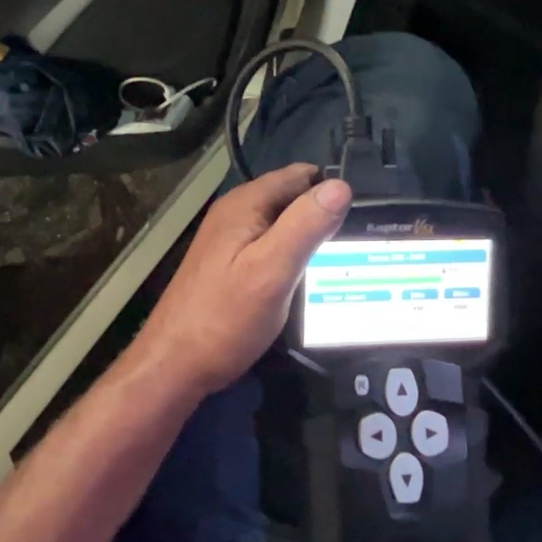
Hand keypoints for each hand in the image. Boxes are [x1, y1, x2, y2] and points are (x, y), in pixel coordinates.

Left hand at [128, 164, 352, 397]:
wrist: (175, 365)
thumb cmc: (225, 317)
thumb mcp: (272, 270)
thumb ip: (306, 226)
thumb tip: (342, 185)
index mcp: (244, 204)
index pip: (300, 176)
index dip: (332, 190)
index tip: (366, 216)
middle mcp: (235, 213)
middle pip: (291, 199)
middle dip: (322, 215)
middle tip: (359, 244)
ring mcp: (229, 240)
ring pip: (282, 225)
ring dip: (309, 239)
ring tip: (343, 262)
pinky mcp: (230, 266)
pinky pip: (270, 248)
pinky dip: (291, 257)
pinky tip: (309, 280)